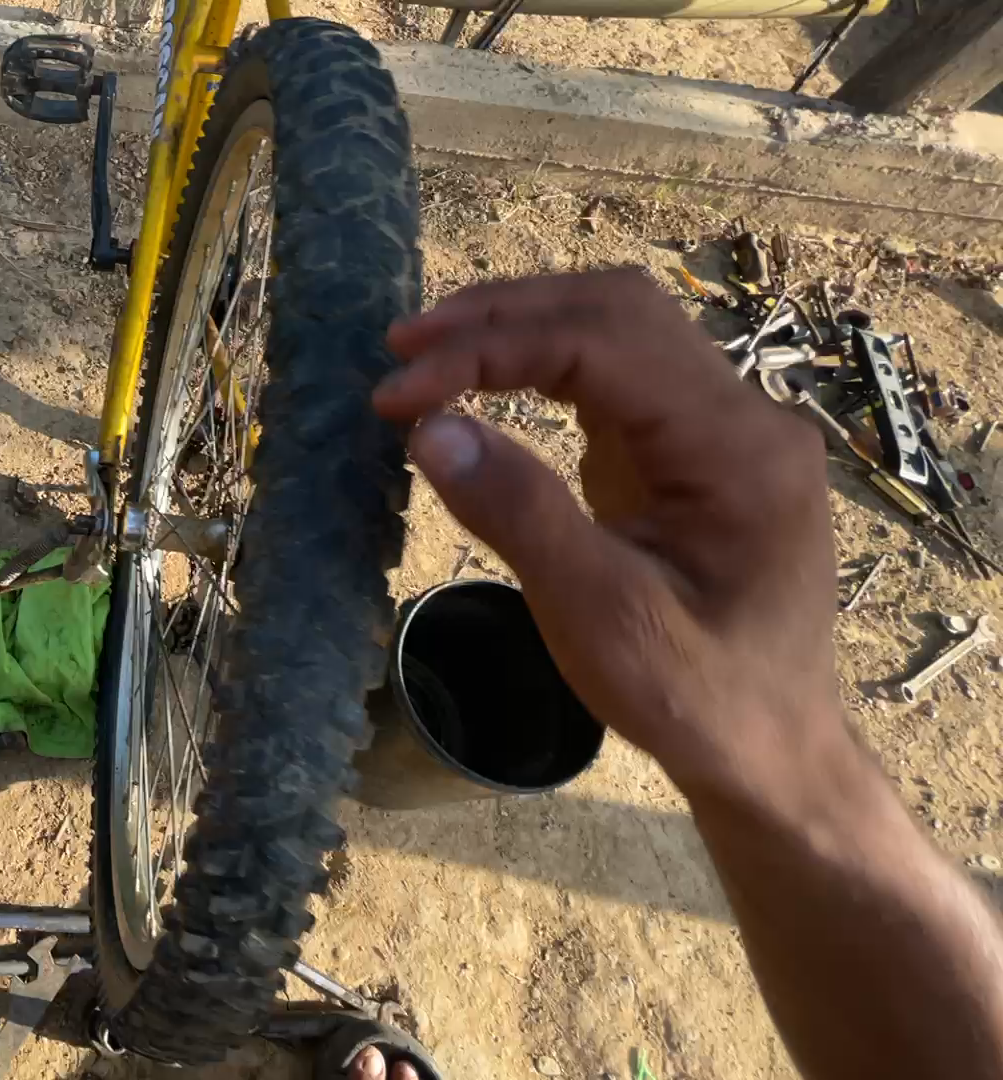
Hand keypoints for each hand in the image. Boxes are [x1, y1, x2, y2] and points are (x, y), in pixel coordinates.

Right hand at [371, 270, 844, 802]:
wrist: (763, 742)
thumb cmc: (689, 691)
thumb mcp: (598, 614)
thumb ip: (519, 514)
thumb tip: (430, 432)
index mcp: (733, 447)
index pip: (599, 346)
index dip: (486, 353)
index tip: (396, 395)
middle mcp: (736, 414)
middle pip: (614, 310)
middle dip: (497, 316)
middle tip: (401, 348)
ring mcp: (712, 426)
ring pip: (612, 328)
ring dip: (513, 326)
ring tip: (427, 352)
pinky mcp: (681, 446)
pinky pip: (605, 373)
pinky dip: (531, 361)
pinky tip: (481, 379)